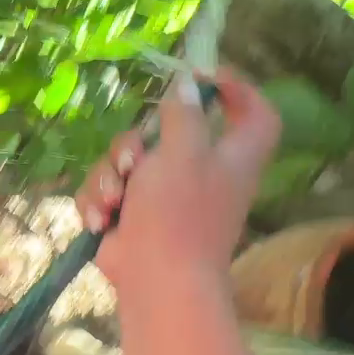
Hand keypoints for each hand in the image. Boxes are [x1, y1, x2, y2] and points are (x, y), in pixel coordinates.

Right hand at [74, 70, 279, 307]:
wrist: (155, 278)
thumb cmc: (179, 214)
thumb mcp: (182, 154)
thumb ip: (184, 116)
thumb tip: (187, 84)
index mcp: (230, 157)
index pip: (255, 115)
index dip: (238, 91)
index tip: (203, 76)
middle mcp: (198, 172)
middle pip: (163, 136)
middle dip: (134, 144)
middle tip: (131, 161)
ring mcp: (161, 195)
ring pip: (124, 162)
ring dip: (109, 179)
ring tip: (112, 201)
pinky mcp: (129, 213)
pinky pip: (105, 189)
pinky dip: (98, 202)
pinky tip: (100, 220)